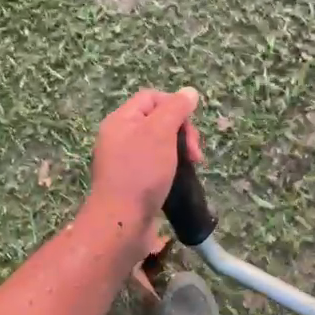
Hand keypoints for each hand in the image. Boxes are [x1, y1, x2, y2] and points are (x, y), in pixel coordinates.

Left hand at [88, 87, 202, 224]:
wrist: (122, 223)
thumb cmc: (141, 172)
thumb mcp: (160, 132)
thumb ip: (176, 109)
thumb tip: (189, 92)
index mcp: (120, 120)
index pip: (151, 98)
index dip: (174, 105)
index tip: (189, 126)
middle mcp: (119, 138)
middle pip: (157, 120)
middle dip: (181, 131)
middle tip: (195, 153)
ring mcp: (124, 162)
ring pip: (159, 145)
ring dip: (179, 151)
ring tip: (192, 167)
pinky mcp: (132, 183)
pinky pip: (155, 165)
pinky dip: (170, 168)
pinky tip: (179, 180)